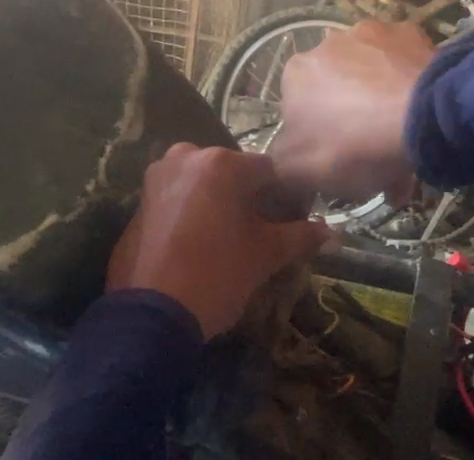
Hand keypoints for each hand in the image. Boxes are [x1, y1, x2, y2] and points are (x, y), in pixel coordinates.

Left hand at [107, 144, 330, 336]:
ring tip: (231, 239)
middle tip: (262, 232)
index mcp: (221, 163)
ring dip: (219, 201)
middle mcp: (187, 156)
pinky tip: (200, 242)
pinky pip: (178, 195)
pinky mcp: (140, 200)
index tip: (292, 220)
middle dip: (249, 197)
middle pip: (232, 172)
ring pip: (203, 182)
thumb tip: (334, 233)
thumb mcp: (265, 255)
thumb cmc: (217, 275)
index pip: (268, 170)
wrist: (150, 316)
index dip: (285, 195)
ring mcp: (158, 176)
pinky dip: (193, 210)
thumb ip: (301, 236)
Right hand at [272, 19, 433, 201]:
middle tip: (371, 152)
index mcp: (296, 72)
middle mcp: (327, 42)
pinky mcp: (409, 32)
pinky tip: (422, 109)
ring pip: (370, 70)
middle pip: (335, 85)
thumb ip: (281, 161)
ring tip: (402, 135)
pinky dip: (407, 80)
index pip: (297, 105)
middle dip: (349, 113)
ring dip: (378, 96)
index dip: (315, 134)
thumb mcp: (299, 171)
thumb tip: (286, 155)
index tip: (336, 159)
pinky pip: (402, 61)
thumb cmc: (353, 144)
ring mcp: (371, 32)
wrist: (422, 118)